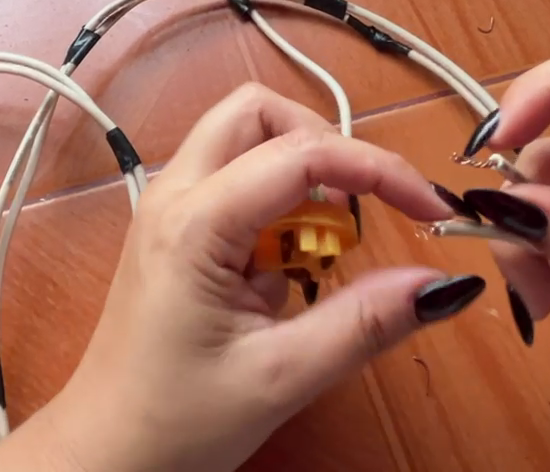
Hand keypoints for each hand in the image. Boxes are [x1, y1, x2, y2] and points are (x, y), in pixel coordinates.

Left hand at [0, 83, 470, 471]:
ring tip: (321, 246)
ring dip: (298, 172)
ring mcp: (170, 201)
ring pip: (244, 136)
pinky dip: (276, 200)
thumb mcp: (281, 376)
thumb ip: (363, 323)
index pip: (298, 151)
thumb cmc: (178, 419)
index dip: (374, 167)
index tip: (430, 206)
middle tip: (359, 209)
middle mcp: (175, 189)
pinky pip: (235, 176)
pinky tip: (284, 265)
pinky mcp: (176, 221)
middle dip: (321, 142)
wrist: (105, 448)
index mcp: (194, 219)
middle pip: (256, 112)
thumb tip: (443, 283)